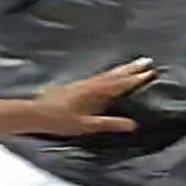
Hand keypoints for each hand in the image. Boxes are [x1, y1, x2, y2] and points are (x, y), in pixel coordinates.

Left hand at [27, 59, 154, 135]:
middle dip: (131, 68)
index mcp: (95, 93)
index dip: (136, 79)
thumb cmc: (60, 120)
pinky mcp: (78, 86)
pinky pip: (100, 77)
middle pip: (115, 75)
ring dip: (122, 69)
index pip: (120, 84)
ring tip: (134, 65)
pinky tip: (111, 75)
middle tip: (147, 61)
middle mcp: (90, 85)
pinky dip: (111, 74)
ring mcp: (83, 84)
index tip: (151, 73)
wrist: (34, 113)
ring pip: (108, 74)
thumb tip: (133, 125)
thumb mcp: (87, 125)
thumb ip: (110, 123)